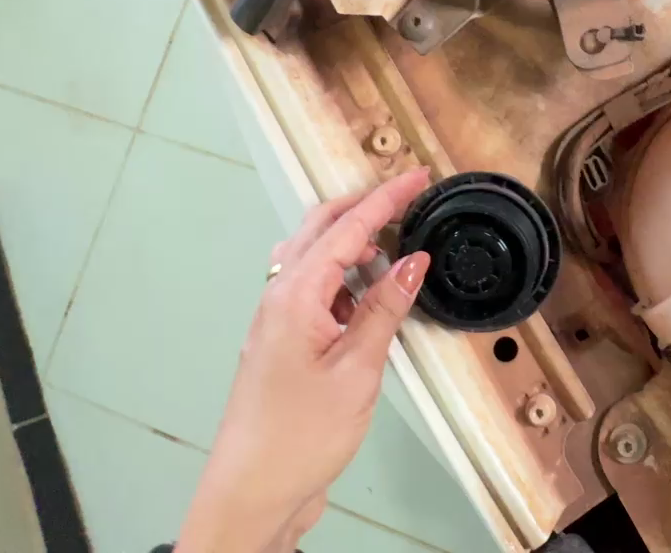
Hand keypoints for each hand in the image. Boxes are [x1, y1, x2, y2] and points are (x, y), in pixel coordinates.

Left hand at [178, 169, 432, 552]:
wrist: (250, 496)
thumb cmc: (304, 432)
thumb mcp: (357, 369)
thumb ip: (386, 308)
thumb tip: (414, 259)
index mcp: (295, 293)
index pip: (349, 227)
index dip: (388, 197)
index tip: (420, 175)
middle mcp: (279, 294)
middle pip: (321, 227)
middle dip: (364, 205)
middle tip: (407, 197)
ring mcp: (277, 317)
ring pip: (314, 254)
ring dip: (352, 240)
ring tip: (394, 245)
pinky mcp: (283, 339)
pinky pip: (313, 285)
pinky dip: (343, 275)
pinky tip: (367, 294)